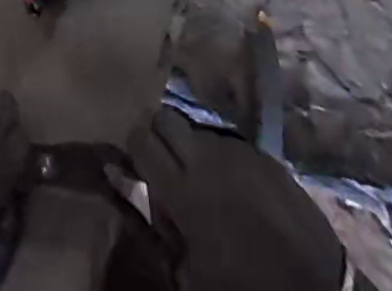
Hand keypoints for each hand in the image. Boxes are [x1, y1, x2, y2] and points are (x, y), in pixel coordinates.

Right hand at [129, 107, 346, 290]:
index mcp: (182, 189)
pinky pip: (229, 142)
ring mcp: (239, 153)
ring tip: (204, 178)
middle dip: (158, 135)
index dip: (135, 148)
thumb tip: (125, 182)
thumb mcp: (185, 272)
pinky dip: (222, 157)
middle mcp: (207, 159)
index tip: (139, 166)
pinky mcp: (265, 156)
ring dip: (191, 146)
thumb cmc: (244, 287)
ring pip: (197, 128)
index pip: (139, 138)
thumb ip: (151, 222)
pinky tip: (235, 187)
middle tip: (165, 163)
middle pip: (164, 117)